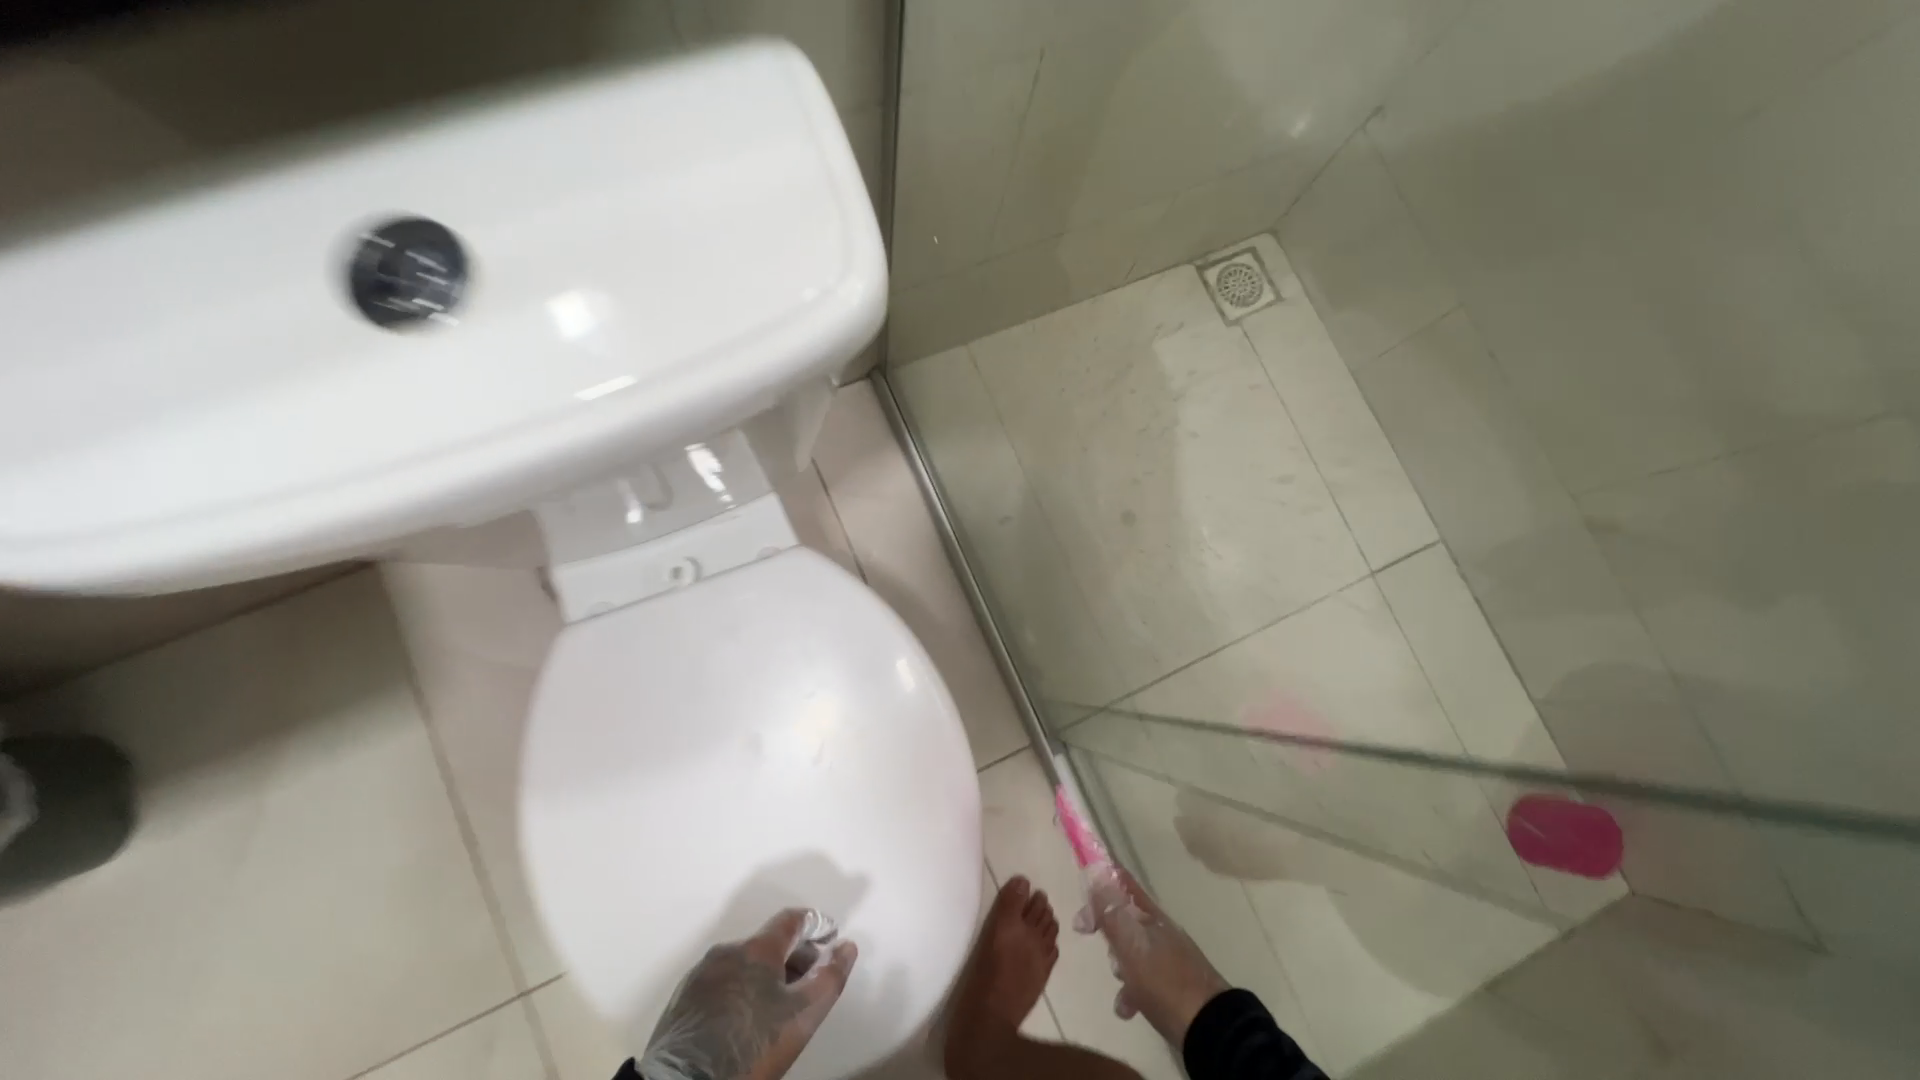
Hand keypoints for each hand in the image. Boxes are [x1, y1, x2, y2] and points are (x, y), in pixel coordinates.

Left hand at [639, 909, 857, 1079]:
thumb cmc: (753, 1046)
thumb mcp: (803, 1016)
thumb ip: (829, 977)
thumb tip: (846, 946)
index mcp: (756, 950)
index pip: (791, 919)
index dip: (816, 924)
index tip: (832, 937)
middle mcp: (726, 952)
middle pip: (768, 942)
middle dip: (795, 955)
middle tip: (812, 980)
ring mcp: (701, 975)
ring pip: (744, 963)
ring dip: (768, 974)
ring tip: (782, 1004)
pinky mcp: (684, 1000)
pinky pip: (724, 982)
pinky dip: (744, 988)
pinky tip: (748, 1018)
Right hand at [1075, 865, 1227, 1046]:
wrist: (1209, 1028)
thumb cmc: (1164, 983)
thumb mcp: (1131, 946)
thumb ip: (1111, 912)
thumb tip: (1095, 872)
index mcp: (1151, 916)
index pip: (1123, 883)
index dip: (1101, 878)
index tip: (1081, 891)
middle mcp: (1159, 931)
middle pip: (1124, 916)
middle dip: (1104, 926)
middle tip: (1085, 932)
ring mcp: (1167, 958)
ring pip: (1130, 950)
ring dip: (1118, 964)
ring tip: (1120, 983)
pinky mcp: (1171, 986)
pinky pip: (1142, 981)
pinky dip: (1131, 992)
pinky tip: (1127, 1008)